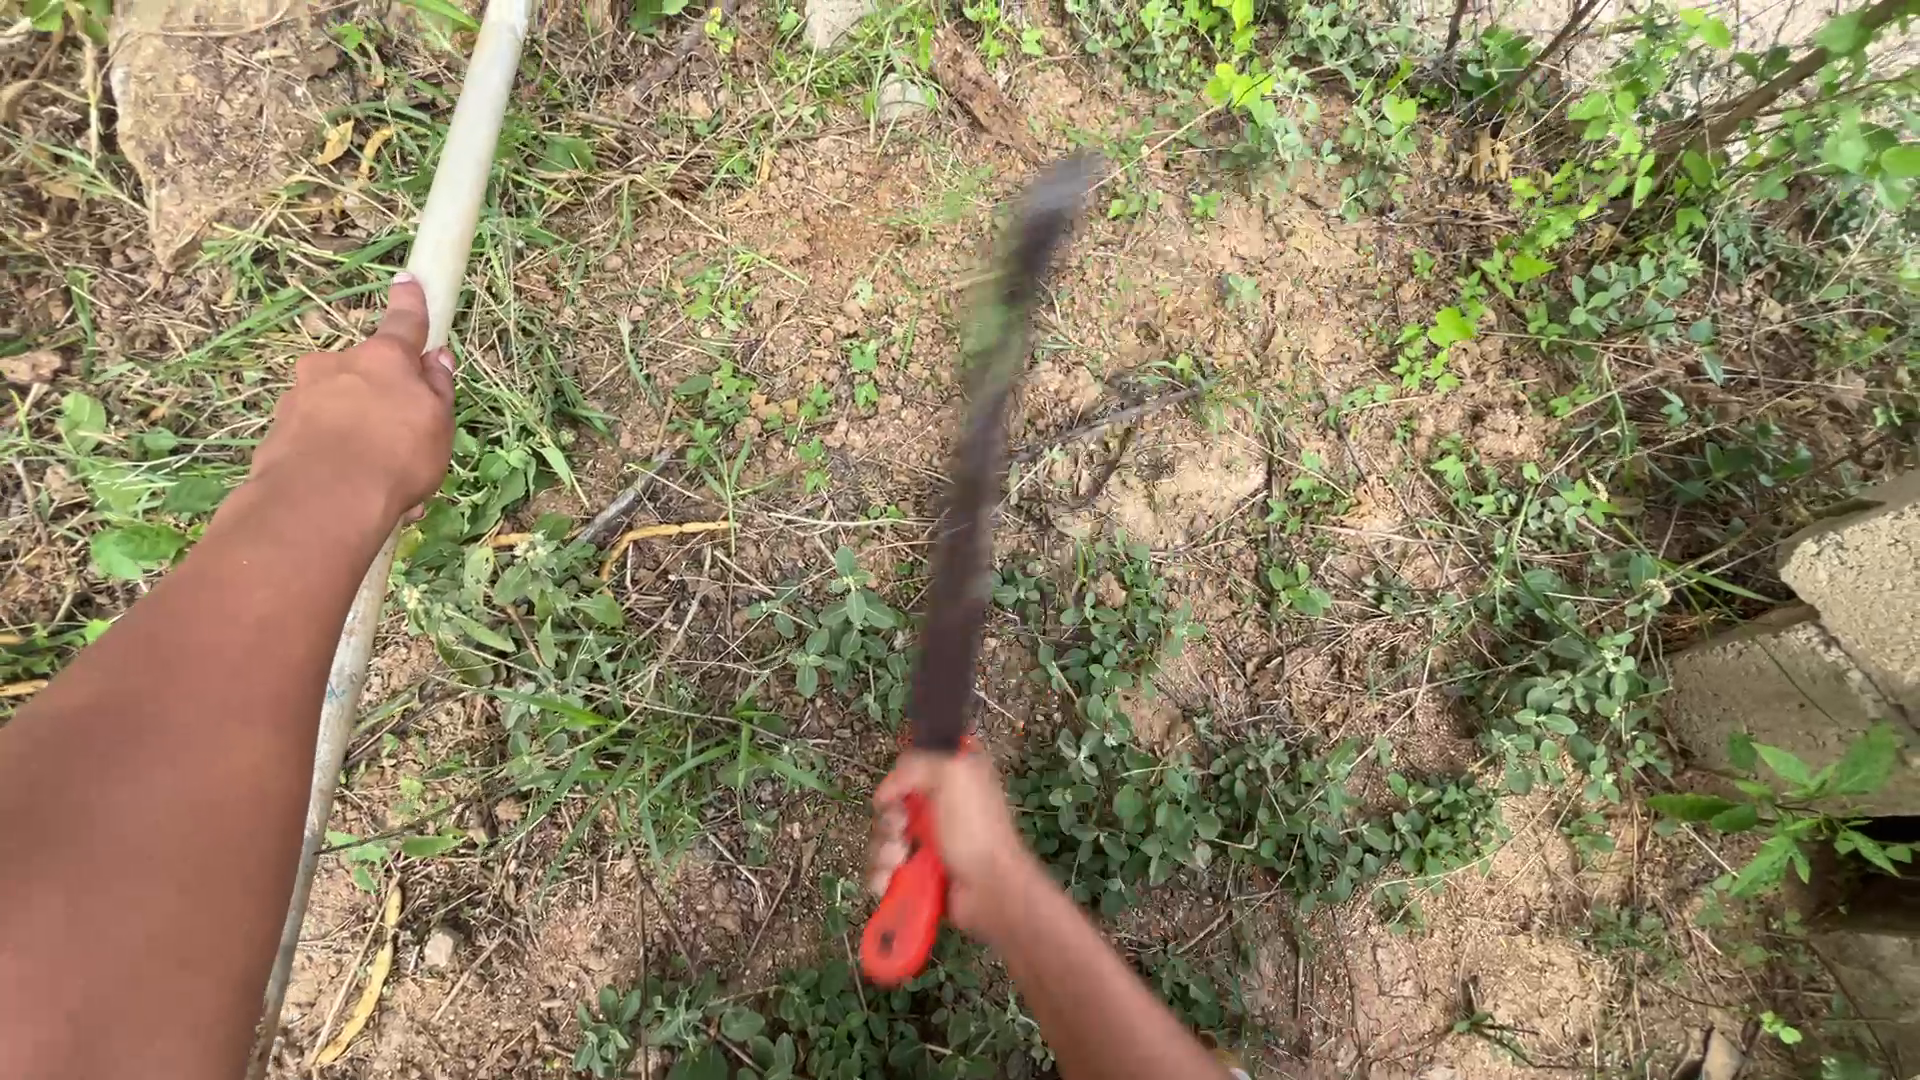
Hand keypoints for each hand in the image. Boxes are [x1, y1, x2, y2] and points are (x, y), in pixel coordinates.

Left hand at [248, 274, 454, 520]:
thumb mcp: (440, 423)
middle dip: (387, 396)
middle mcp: (336, 365)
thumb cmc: (398, 455)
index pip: (404, 323)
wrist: (322, 500)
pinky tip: (361, 487)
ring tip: (389, 475)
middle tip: (411, 437)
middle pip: (369, 372)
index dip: (411, 303)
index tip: (409, 279)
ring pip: (345, 406)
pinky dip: (343, 453)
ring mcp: (301, 394)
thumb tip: (436, 360)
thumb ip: (438, 389)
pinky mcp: (280, 427)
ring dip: (366, 431)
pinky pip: (323, 435)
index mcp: (383, 359)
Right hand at [869, 748, 1040, 943]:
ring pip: (886, 836)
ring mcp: (931, 839)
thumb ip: (914, 765)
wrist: (989, 890)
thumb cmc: (975, 829)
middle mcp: (943, 804)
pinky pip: (886, 866)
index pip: (917, 759)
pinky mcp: (920, 871)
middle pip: (894, 801)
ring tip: (899, 861)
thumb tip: (886, 794)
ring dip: (885, 849)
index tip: (900, 788)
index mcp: (957, 773)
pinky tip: (890, 880)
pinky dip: (883, 874)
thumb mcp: (952, 774)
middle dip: (890, 818)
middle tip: (902, 829)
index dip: (902, 773)